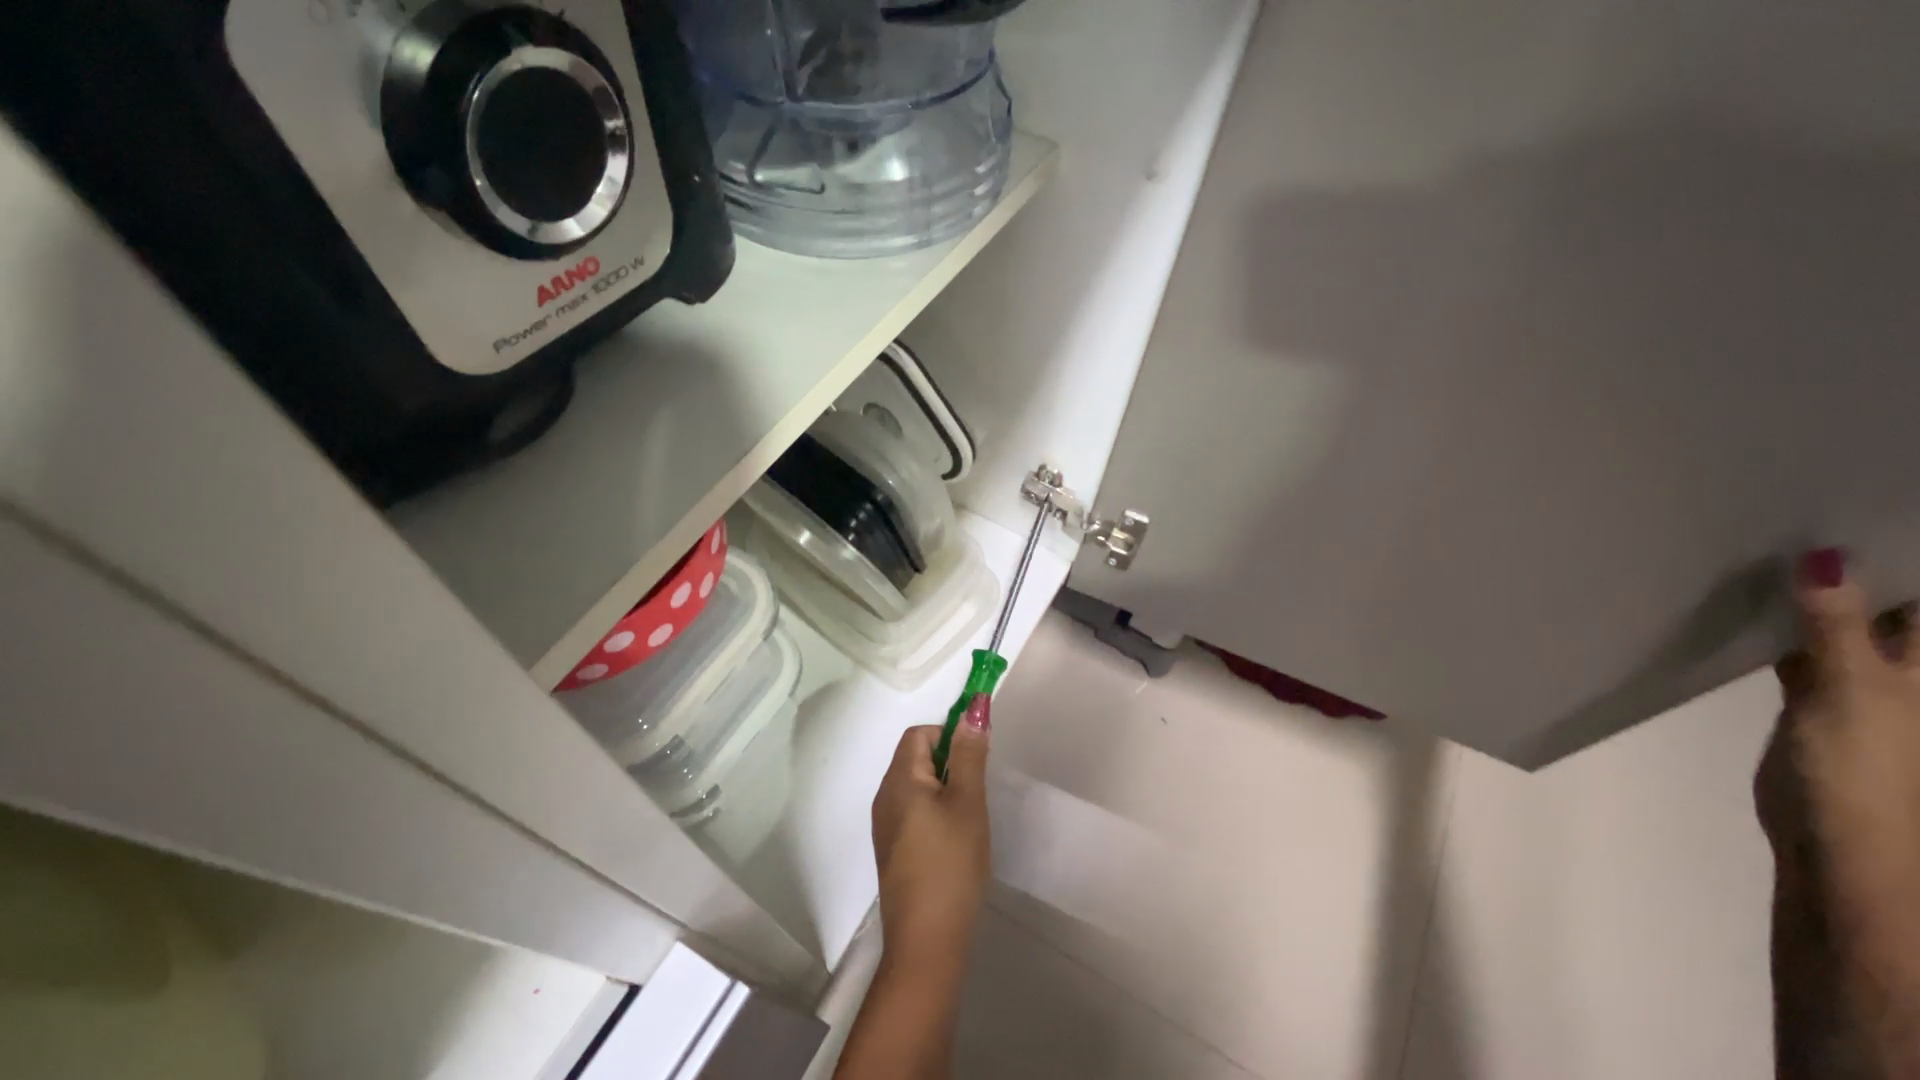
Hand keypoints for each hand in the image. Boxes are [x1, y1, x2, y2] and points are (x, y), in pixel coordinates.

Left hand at [871, 716, 990, 967]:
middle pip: (915, 758)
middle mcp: (884, 796)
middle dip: (949, 763)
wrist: (926, 936)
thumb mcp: (968, 802)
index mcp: (899, 779)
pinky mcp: (892, 850)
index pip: (919, 734)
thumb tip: (973, 709)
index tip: (976, 762)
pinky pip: (913, 813)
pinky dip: (935, 813)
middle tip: (977, 792)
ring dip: (944, 790)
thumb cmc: (951, 862)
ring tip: (969, 819)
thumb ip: (970, 755)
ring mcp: (885, 826)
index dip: (949, 735)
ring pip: (916, 787)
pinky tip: (954, 842)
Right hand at [1757, 549, 1919, 1079]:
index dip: (1901, 540)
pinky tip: (1749, 592)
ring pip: (1845, 615)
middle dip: (1857, 554)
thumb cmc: (1875, 775)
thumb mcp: (1859, 694)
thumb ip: (1837, 627)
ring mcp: (1869, 677)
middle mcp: (1912, 660)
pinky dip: (1782, 621)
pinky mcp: (1821, 694)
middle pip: (1892, 595)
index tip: (1864, 488)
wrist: (1839, 848)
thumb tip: (1824, 555)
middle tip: (1804, 500)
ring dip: (1817, 585)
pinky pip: (1804, 643)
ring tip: (1772, 532)